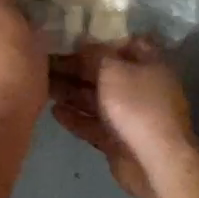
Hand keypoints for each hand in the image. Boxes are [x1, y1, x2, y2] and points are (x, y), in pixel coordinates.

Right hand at [49, 37, 198, 197]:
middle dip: (77, 68)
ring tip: (44, 85)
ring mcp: (130, 115)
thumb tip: (84, 43)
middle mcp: (141, 87)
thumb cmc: (136, 105)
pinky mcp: (118, 140)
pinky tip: (54, 111)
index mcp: (149, 63)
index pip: (123, 43)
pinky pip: (93, 124)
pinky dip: (76, 118)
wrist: (154, 161)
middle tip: (46, 62)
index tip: (70, 37)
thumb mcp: (113, 69)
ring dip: (72, 92)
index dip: (98, 39)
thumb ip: (95, 54)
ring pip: (97, 100)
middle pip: (105, 73)